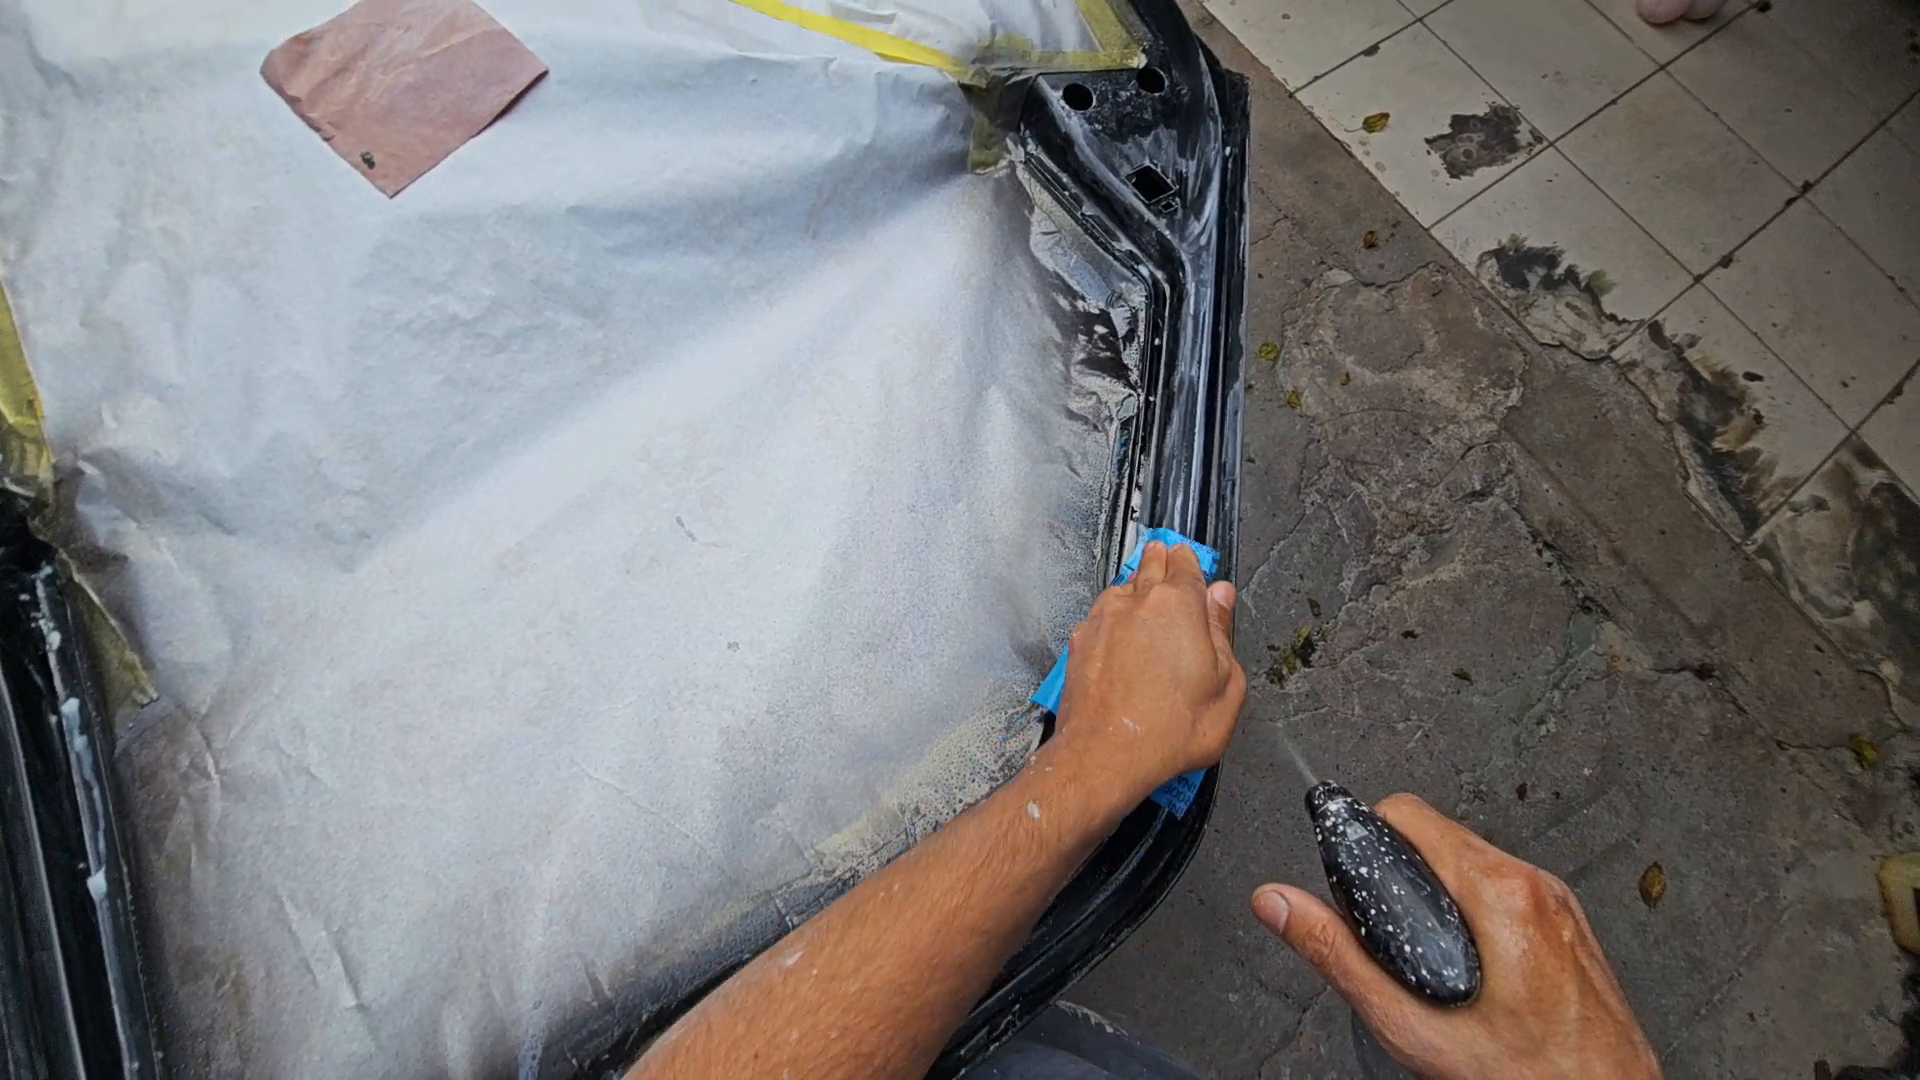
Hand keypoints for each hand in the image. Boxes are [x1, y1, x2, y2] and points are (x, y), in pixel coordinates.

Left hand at [1047, 541, 1245, 817]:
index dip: (1189, 560)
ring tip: (1143, 591)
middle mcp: (1136, 602)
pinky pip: (1100, 615)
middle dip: (1159, 559)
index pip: (1185, 565)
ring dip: (1133, 587)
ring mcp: (1102, 619)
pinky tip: (1119, 629)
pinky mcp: (1080, 640)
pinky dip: (1112, 615)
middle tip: (1164, 553)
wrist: (1105, 754)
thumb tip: (1221, 596)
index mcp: (1178, 605)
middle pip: (1150, 567)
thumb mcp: (1227, 685)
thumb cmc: (1170, 729)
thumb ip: (1222, 630)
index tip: (1188, 556)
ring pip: (1121, 589)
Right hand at [1251, 796, 1659, 1079]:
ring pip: (1466, 854)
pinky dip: (1464, 900)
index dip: (1368, 835)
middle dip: (1398, 864)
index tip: (1358, 874)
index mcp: (1502, 896)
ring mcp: (1557, 904)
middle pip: (1435, 831)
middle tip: (1385, 920)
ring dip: (1430, 881)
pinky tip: (1457, 951)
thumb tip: (1277, 903)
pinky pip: (1497, 882)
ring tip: (1418, 938)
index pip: (1408, 813)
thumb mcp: (1411, 1026)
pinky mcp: (1566, 922)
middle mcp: (1536, 887)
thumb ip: (1336, 955)